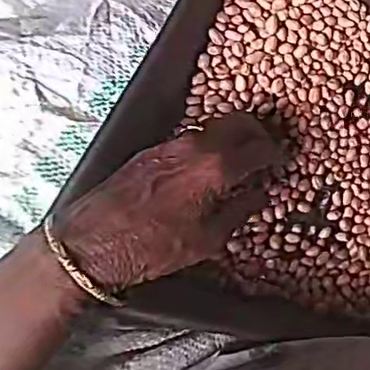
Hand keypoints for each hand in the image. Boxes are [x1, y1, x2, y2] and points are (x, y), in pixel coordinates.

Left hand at [52, 113, 285, 289]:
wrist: (85, 247)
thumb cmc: (152, 248)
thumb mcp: (208, 239)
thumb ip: (240, 211)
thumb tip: (259, 195)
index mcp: (216, 167)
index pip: (260, 149)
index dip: (277, 154)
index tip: (283, 161)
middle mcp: (195, 146)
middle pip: (239, 122)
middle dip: (259, 132)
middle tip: (267, 149)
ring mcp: (170, 144)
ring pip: (214, 126)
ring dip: (233, 136)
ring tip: (239, 157)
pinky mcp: (149, 151)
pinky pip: (191, 137)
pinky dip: (209, 144)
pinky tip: (207, 166)